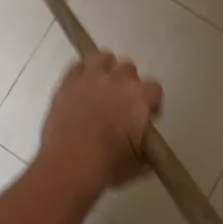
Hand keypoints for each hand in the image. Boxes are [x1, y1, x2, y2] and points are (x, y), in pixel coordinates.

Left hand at [36, 53, 161, 195]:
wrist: (69, 163)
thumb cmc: (110, 165)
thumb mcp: (141, 161)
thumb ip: (148, 143)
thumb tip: (146, 141)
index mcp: (140, 96)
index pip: (155, 88)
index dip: (151, 102)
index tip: (144, 117)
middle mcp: (117, 79)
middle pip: (129, 69)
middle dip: (128, 84)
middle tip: (120, 105)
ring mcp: (90, 77)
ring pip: (103, 58)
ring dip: (106, 69)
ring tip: (101, 88)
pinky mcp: (68, 81)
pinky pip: (78, 66)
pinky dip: (81, 74)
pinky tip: (80, 89)